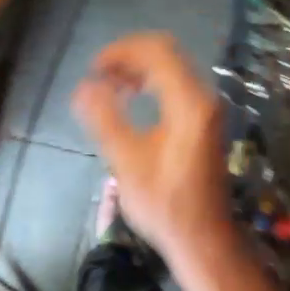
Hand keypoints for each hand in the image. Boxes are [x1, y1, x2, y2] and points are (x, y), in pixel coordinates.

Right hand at [71, 33, 232, 263]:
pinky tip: (130, 96)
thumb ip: (105, 120)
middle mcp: (202, 96)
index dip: (122, 51)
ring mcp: (206, 106)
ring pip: (171, 65)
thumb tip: (83, 87)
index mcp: (189, 102)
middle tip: (99, 72)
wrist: (204, 240)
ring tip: (109, 84)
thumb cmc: (166, 204)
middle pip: (165, 52)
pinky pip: (176, 80)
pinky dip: (151, 79)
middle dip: (129, 55)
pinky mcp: (204, 117)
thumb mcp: (128, 164)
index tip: (94, 67)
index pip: (156, 51)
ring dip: (139, 66)